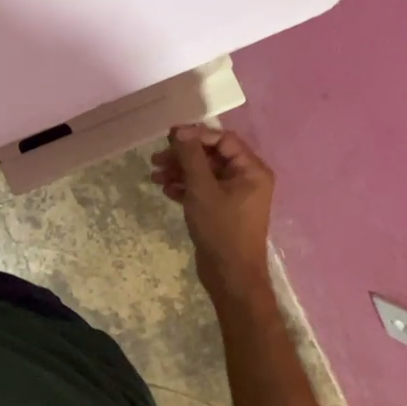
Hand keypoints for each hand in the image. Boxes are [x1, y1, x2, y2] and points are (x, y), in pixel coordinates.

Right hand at [152, 125, 274, 297]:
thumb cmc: (220, 229)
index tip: (168, 137)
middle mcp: (247, 179)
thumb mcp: (202, 189)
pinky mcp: (223, 209)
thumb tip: (181, 130)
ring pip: (204, 173)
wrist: (230, 274)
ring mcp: (235, 195)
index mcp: (251, 170)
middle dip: (183, 156)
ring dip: (180, 172)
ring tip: (155, 177)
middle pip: (212, 156)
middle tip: (156, 160)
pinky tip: (166, 191)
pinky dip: (185, 187)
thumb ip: (191, 157)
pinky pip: (203, 189)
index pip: (223, 140)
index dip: (196, 135)